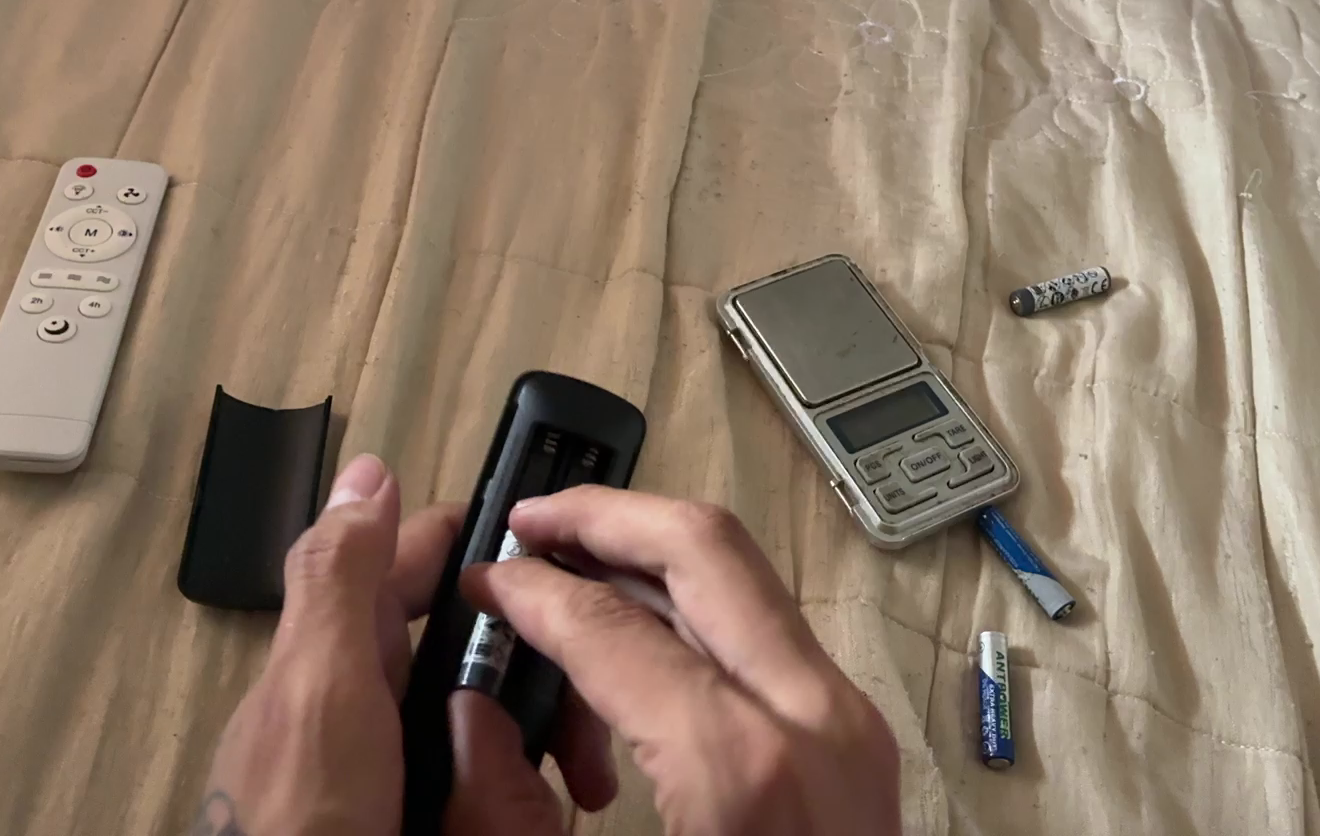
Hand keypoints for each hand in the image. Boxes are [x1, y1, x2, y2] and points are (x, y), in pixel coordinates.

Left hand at [192, 455, 616, 835]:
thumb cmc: (305, 813)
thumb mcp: (320, 689)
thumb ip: (342, 579)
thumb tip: (371, 466)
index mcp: (354, 631)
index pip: (437, 546)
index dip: (496, 538)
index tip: (570, 560)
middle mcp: (382, 672)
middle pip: (481, 624)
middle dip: (535, 648)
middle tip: (586, 697)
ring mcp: (407, 734)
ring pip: (498, 692)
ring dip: (544, 716)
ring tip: (580, 763)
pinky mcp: (428, 783)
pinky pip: (496, 755)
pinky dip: (525, 768)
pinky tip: (552, 788)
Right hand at [462, 487, 901, 835]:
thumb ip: (507, 818)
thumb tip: (472, 711)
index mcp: (743, 769)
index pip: (613, 623)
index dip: (532, 589)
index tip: (483, 576)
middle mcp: (812, 712)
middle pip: (702, 543)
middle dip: (606, 514)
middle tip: (533, 519)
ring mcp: (843, 710)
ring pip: (734, 568)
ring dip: (644, 554)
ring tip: (567, 580)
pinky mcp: (847, 723)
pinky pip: (751, 622)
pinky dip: (683, 606)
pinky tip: (626, 648)